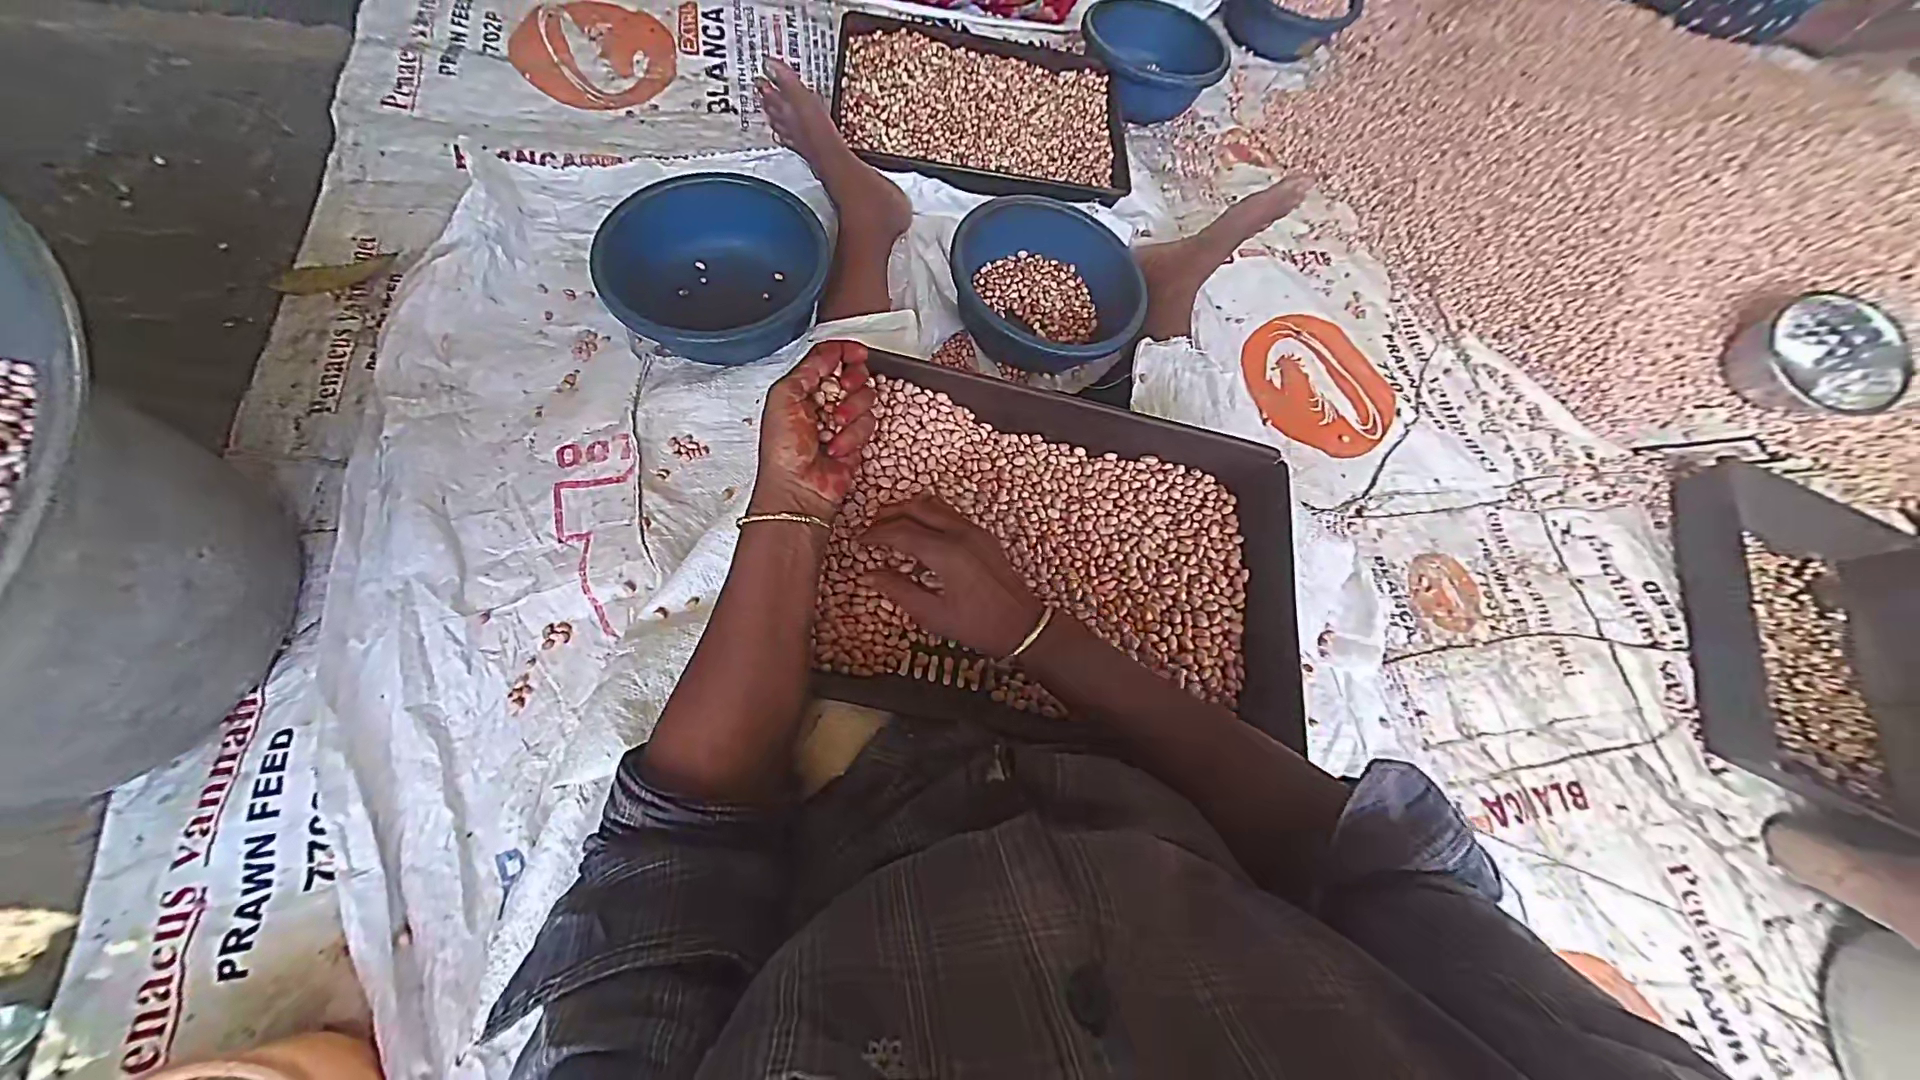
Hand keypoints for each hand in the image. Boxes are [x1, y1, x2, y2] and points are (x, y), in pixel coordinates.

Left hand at [749, 340, 876, 519]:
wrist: (797, 487)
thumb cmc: (783, 450)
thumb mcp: (784, 396)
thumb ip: (808, 369)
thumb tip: (830, 351)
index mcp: (803, 388)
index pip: (829, 359)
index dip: (844, 352)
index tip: (857, 352)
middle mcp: (824, 403)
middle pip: (853, 375)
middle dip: (853, 379)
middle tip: (845, 388)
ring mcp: (842, 422)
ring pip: (865, 399)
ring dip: (852, 410)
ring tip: (835, 425)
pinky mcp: (856, 440)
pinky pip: (868, 424)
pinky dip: (853, 435)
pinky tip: (836, 448)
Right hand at [858, 495, 1046, 657]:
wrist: (1022, 625)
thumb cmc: (977, 625)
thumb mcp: (932, 615)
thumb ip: (898, 590)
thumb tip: (869, 574)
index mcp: (945, 553)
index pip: (900, 532)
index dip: (876, 535)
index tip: (859, 542)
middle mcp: (959, 533)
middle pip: (915, 508)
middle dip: (888, 515)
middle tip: (870, 530)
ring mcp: (974, 530)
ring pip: (933, 504)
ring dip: (908, 510)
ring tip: (890, 526)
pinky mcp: (982, 534)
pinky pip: (948, 513)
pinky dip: (927, 515)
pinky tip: (918, 534)